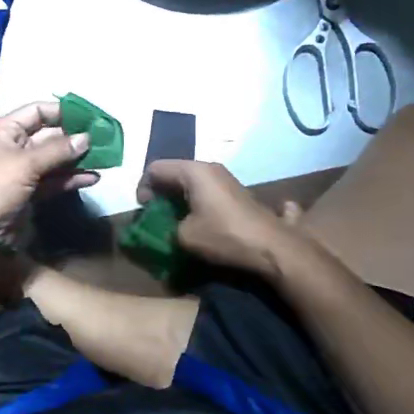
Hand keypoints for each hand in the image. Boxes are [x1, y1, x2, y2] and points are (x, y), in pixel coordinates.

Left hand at [0, 100, 96, 240]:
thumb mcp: (26, 164)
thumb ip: (58, 150)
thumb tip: (88, 137)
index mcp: (5, 130)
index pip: (37, 111)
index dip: (63, 111)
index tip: (90, 116)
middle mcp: (14, 146)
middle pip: (50, 134)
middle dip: (75, 136)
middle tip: (103, 138)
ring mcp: (24, 170)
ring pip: (56, 158)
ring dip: (77, 158)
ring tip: (104, 158)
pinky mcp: (32, 191)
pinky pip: (56, 179)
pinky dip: (73, 178)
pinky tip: (93, 178)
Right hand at [138, 161, 306, 279]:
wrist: (270, 246)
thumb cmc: (224, 235)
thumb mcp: (184, 236)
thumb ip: (167, 227)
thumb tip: (168, 226)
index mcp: (194, 171)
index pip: (156, 168)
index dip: (143, 188)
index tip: (145, 211)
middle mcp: (209, 167)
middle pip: (173, 172)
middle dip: (160, 193)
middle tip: (155, 217)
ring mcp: (224, 178)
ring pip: (189, 181)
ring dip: (177, 199)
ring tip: (173, 222)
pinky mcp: (234, 191)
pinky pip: (204, 189)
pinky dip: (193, 201)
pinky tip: (194, 222)